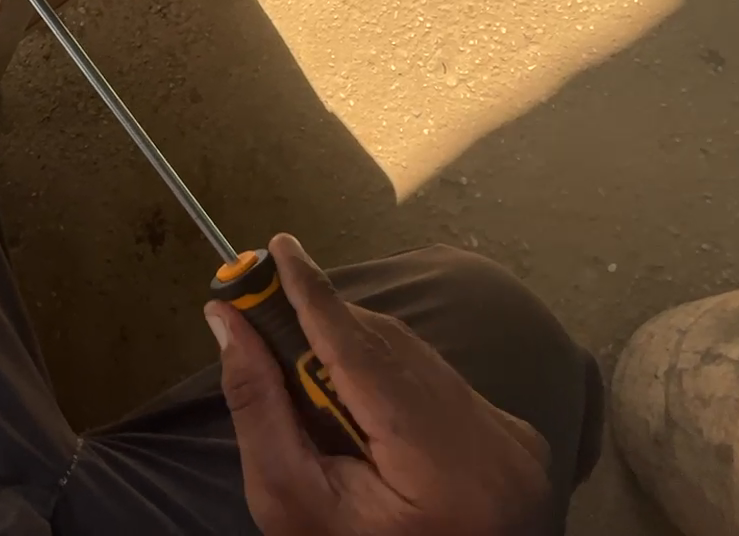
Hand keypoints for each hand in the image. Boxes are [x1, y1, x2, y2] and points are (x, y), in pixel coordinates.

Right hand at [205, 235, 552, 535]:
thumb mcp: (286, 494)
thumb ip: (256, 401)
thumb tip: (224, 317)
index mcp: (446, 473)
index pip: (364, 357)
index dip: (316, 296)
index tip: (279, 245)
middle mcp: (498, 447)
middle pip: (385, 348)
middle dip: (318, 319)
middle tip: (257, 300)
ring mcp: (514, 440)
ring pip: (407, 353)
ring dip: (345, 341)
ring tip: (298, 362)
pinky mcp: (514, 436)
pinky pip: (430, 372)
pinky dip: (380, 365)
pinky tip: (348, 389)